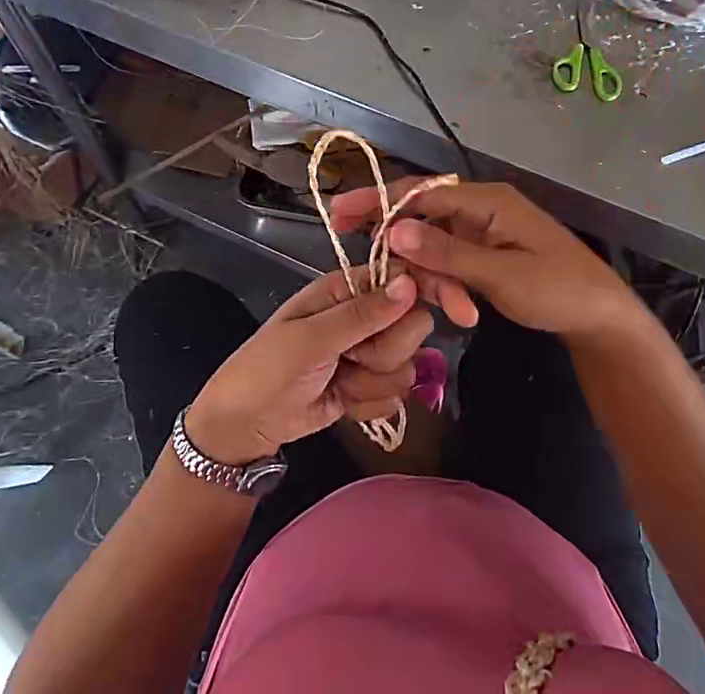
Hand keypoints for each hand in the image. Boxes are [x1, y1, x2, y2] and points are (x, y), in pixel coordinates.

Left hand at [185, 268, 432, 465]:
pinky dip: (368, 404)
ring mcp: (366, 353)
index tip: (461, 310)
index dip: (432, 290)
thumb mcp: (310, 338)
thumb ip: (363, 313)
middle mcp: (362, 317)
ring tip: (337, 381)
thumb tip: (410, 282)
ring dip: (372, 382)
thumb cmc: (266, 369)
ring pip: (406, 365)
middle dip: (386, 350)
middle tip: (350, 357)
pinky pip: (394, 393)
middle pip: (413, 326)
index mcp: (346, 289)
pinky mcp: (367, 386)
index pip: (403, 278)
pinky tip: (340, 402)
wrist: (243, 426)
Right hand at [330, 180, 654, 345]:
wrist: (602, 319)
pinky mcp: (486, 253)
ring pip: (434, 248)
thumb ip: (446, 252)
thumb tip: (393, 229)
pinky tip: (464, 311)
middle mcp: (480, 209)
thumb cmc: (560, 289)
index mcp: (486, 200)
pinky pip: (451, 263)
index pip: (419, 192)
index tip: (339, 215)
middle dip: (412, 257)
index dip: (377, 201)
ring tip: (460, 313)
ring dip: (437, 280)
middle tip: (396, 287)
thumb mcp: (500, 274)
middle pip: (422, 221)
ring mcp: (482, 232)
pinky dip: (450, 286)